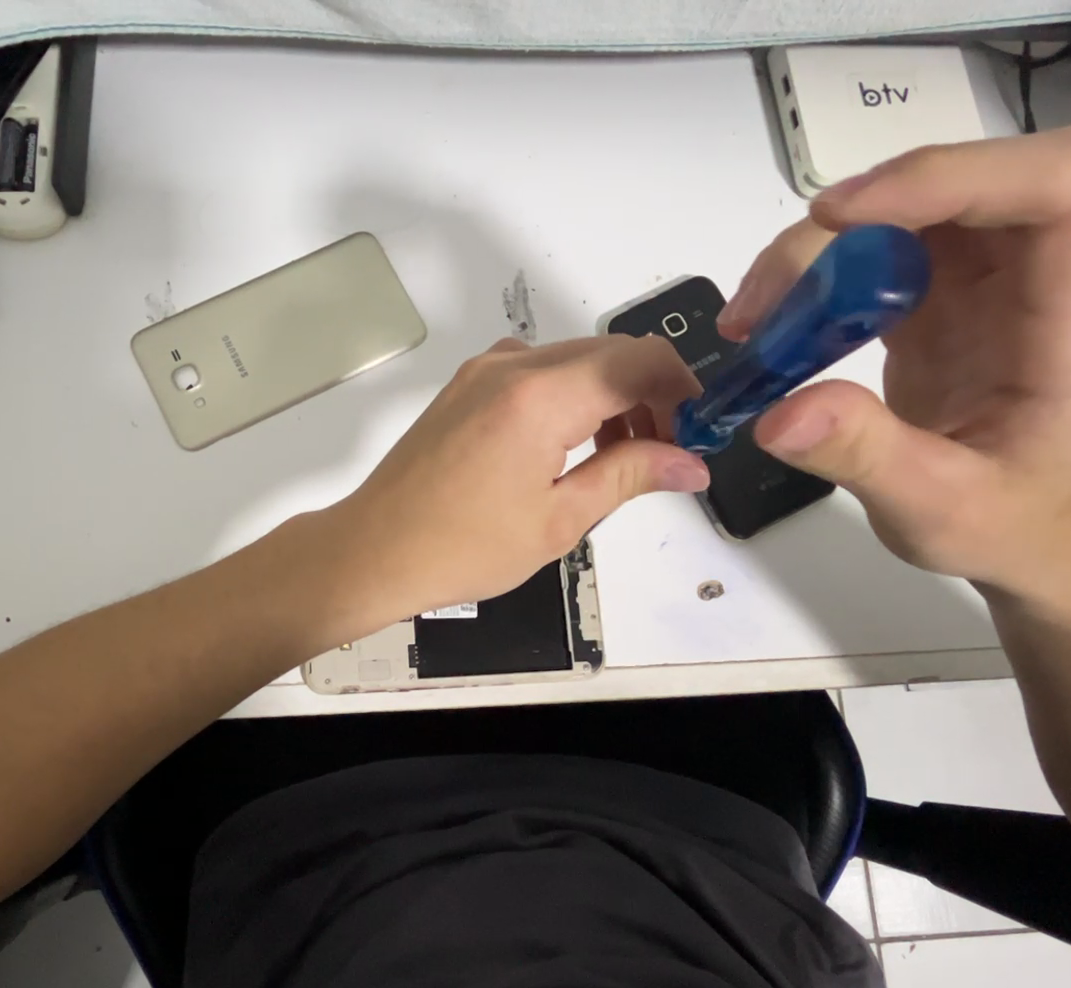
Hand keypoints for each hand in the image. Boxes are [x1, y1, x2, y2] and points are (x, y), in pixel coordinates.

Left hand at [324, 335, 707, 623]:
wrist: (375, 549)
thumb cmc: (461, 546)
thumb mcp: (559, 520)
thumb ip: (630, 476)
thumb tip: (689, 463)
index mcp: (540, 397)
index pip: (639, 360)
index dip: (681, 389)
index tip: (695, 431)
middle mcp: (511, 367)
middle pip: (609, 354)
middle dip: (649, 395)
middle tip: (663, 453)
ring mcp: (482, 372)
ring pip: (573, 361)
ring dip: (608, 397)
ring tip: (618, 459)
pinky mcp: (465, 387)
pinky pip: (536, 373)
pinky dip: (568, 398)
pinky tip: (570, 447)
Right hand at [719, 125, 1070, 596]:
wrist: (1022, 538)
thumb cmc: (1007, 526)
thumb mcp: (936, 509)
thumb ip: (864, 457)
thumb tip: (776, 415)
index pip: (1060, 185)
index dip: (952, 178)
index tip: (840, 220)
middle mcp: (1039, 281)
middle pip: (971, 183)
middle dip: (863, 214)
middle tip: (772, 289)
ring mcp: (988, 285)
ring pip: (911, 212)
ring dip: (821, 249)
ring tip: (753, 317)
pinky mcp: (940, 300)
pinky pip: (878, 253)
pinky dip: (816, 276)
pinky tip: (773, 324)